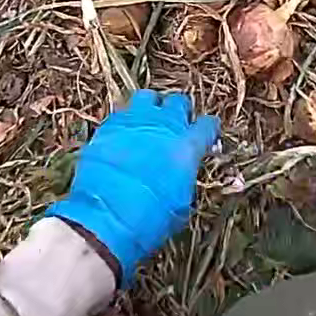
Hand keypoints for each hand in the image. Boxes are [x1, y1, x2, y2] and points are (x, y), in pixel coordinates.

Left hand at [47, 89, 219, 283]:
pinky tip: (123, 136)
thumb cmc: (151, 219)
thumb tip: (185, 169)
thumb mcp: (182, 202)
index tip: (206, 136)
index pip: (208, 124)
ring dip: (152, 107)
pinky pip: (121, 114)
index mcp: (188, 145)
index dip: (208, 129)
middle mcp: (165, 126)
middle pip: (179, 102)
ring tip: (149, 121)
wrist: (106, 218)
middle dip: (180, 111)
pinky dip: (126, 122)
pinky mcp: (108, 127)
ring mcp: (135, 122)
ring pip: (148, 97)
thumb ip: (187, 175)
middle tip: (176, 125)